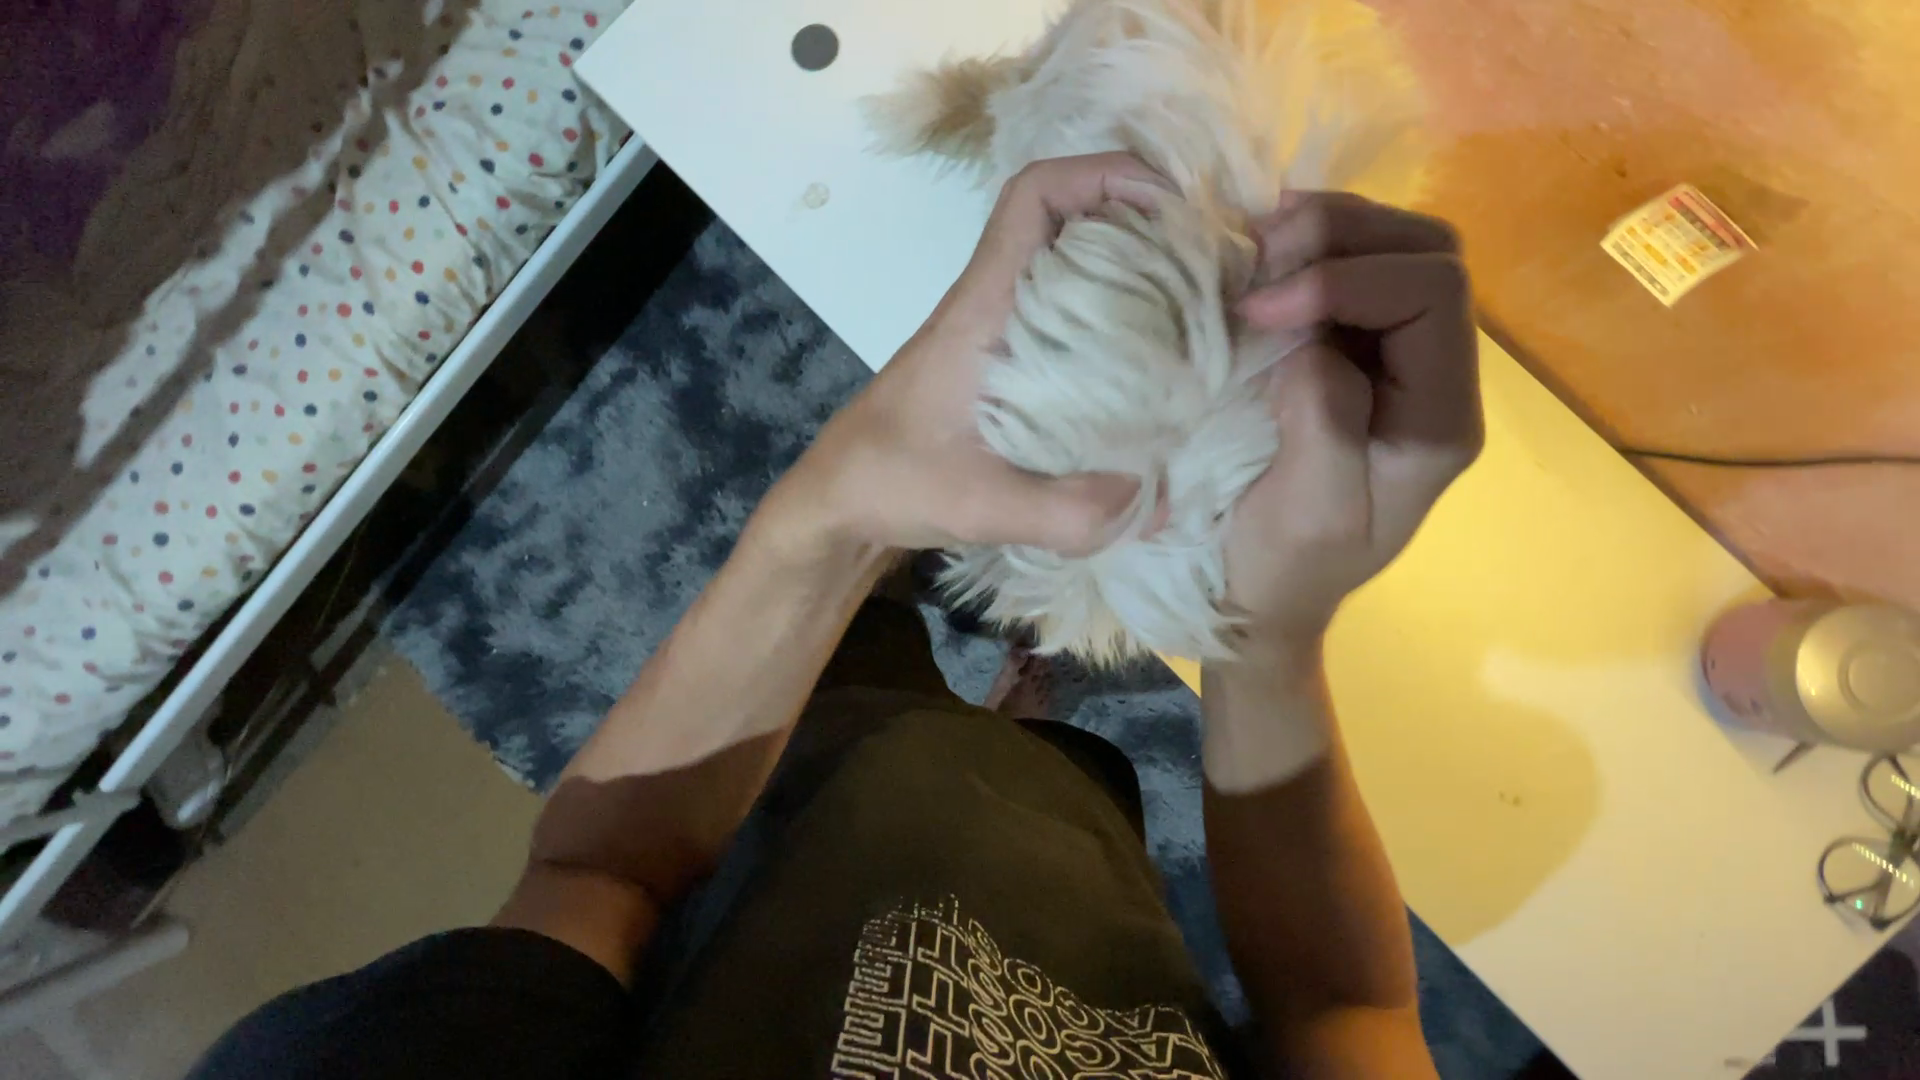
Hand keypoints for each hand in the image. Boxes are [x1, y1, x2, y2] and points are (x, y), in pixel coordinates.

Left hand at [769, 153, 1168, 557]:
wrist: (840, 502)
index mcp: (982, 310)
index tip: (1172, 207)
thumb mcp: (978, 505)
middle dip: (1144, 231)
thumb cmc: (890, 483)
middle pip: (1071, 226)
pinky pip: (1069, 327)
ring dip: (1134, 281)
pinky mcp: (1004, 372)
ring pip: (1074, 277)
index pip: (1032, 198)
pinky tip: (1150, 377)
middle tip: (1211, 273)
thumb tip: (1158, 503)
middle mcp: (994, 308)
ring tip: (1198, 318)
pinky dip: (1115, 333)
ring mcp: (999, 338)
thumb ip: (1065, 513)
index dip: (1103, 175)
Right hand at [1223, 192, 1482, 660]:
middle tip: (1258, 252)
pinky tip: (1258, 261)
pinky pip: (1342, 284)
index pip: (1431, 295)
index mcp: (1437, 418)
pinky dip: (1301, 257)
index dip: (1345, 279)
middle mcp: (1429, 379)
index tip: (1258, 309)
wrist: (1262, 598)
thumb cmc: (1284, 567)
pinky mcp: (1344, 365)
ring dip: (1324, 235)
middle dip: (1343, 234)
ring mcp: (1387, 367)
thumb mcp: (1312, 509)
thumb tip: (1308, 338)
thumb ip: (1326, 416)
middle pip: (1427, 254)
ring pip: (1390, 254)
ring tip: (1254, 247)